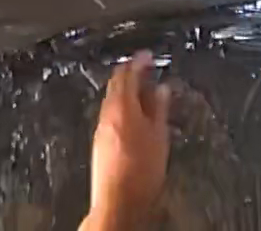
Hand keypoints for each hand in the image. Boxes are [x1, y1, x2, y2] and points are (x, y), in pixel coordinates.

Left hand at [81, 52, 172, 230]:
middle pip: (116, 83)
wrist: (118, 204)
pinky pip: (109, 113)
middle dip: (129, 72)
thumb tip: (162, 89)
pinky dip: (120, 105)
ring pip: (112, 98)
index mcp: (123, 106)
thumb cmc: (140, 172)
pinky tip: (131, 115)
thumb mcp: (159, 135)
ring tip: (141, 91)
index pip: (128, 72)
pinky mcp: (99, 142)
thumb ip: (160, 107)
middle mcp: (108, 113)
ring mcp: (101, 128)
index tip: (147, 56)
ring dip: (125, 90)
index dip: (139, 61)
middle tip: (143, 68)